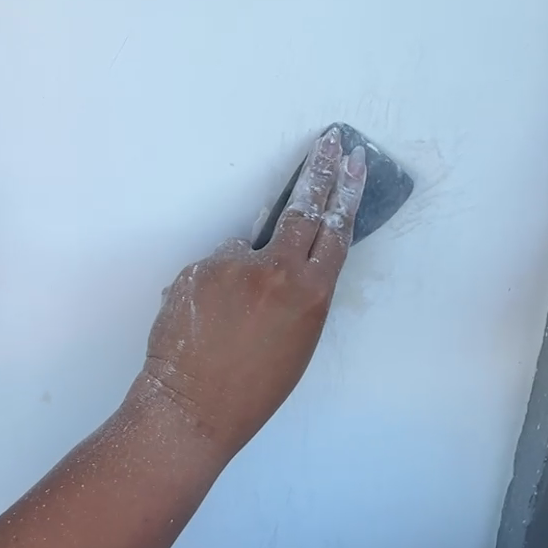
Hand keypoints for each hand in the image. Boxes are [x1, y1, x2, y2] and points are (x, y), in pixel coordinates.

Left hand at [129, 127, 367, 457]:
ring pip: (244, 248)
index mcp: (310, 294)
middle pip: (303, 207)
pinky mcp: (197, 267)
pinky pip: (212, 266)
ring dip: (242, 270)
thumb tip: (284, 258)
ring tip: (229, 318)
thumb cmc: (252, 387)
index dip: (346, 192)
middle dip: (320, 170)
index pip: (335, 229)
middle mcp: (275, 270)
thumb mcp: (299, 339)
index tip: (354, 162)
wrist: (193, 406)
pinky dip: (211, 284)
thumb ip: (301, 292)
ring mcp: (232, 265)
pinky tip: (206, 320)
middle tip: (330, 141)